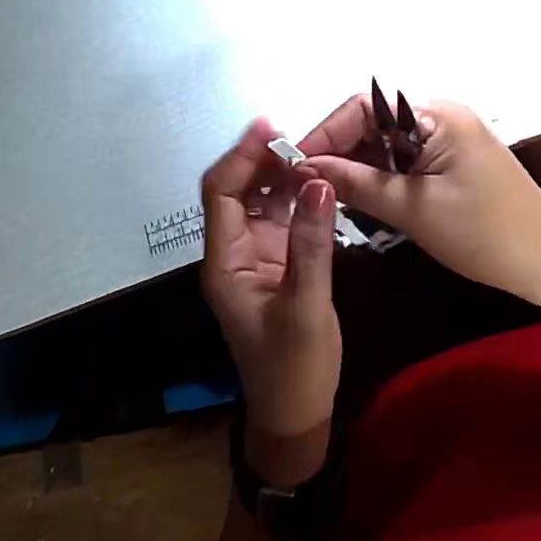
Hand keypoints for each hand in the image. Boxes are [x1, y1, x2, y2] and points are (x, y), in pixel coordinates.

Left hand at [200, 119, 341, 447]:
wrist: (297, 412)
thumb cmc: (293, 368)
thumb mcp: (305, 307)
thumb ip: (311, 245)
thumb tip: (319, 183)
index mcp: (226, 263)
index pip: (221, 195)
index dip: (240, 158)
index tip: (269, 128)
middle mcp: (235, 252)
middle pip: (237, 191)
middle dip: (260, 160)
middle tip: (296, 134)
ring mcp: (258, 255)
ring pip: (261, 201)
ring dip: (280, 174)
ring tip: (310, 149)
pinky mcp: (281, 261)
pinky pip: (283, 217)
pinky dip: (297, 195)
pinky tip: (317, 180)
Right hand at [295, 96, 540, 324]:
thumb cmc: (484, 234)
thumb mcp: (412, 209)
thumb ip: (355, 183)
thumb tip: (305, 167)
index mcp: (437, 114)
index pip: (364, 107)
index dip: (326, 133)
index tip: (295, 165)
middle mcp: (442, 114)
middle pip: (374, 121)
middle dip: (340, 149)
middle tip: (307, 183)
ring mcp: (450, 136)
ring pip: (387, 142)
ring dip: (359, 164)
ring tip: (327, 191)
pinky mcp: (453, 158)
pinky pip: (406, 157)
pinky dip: (382, 174)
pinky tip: (363, 195)